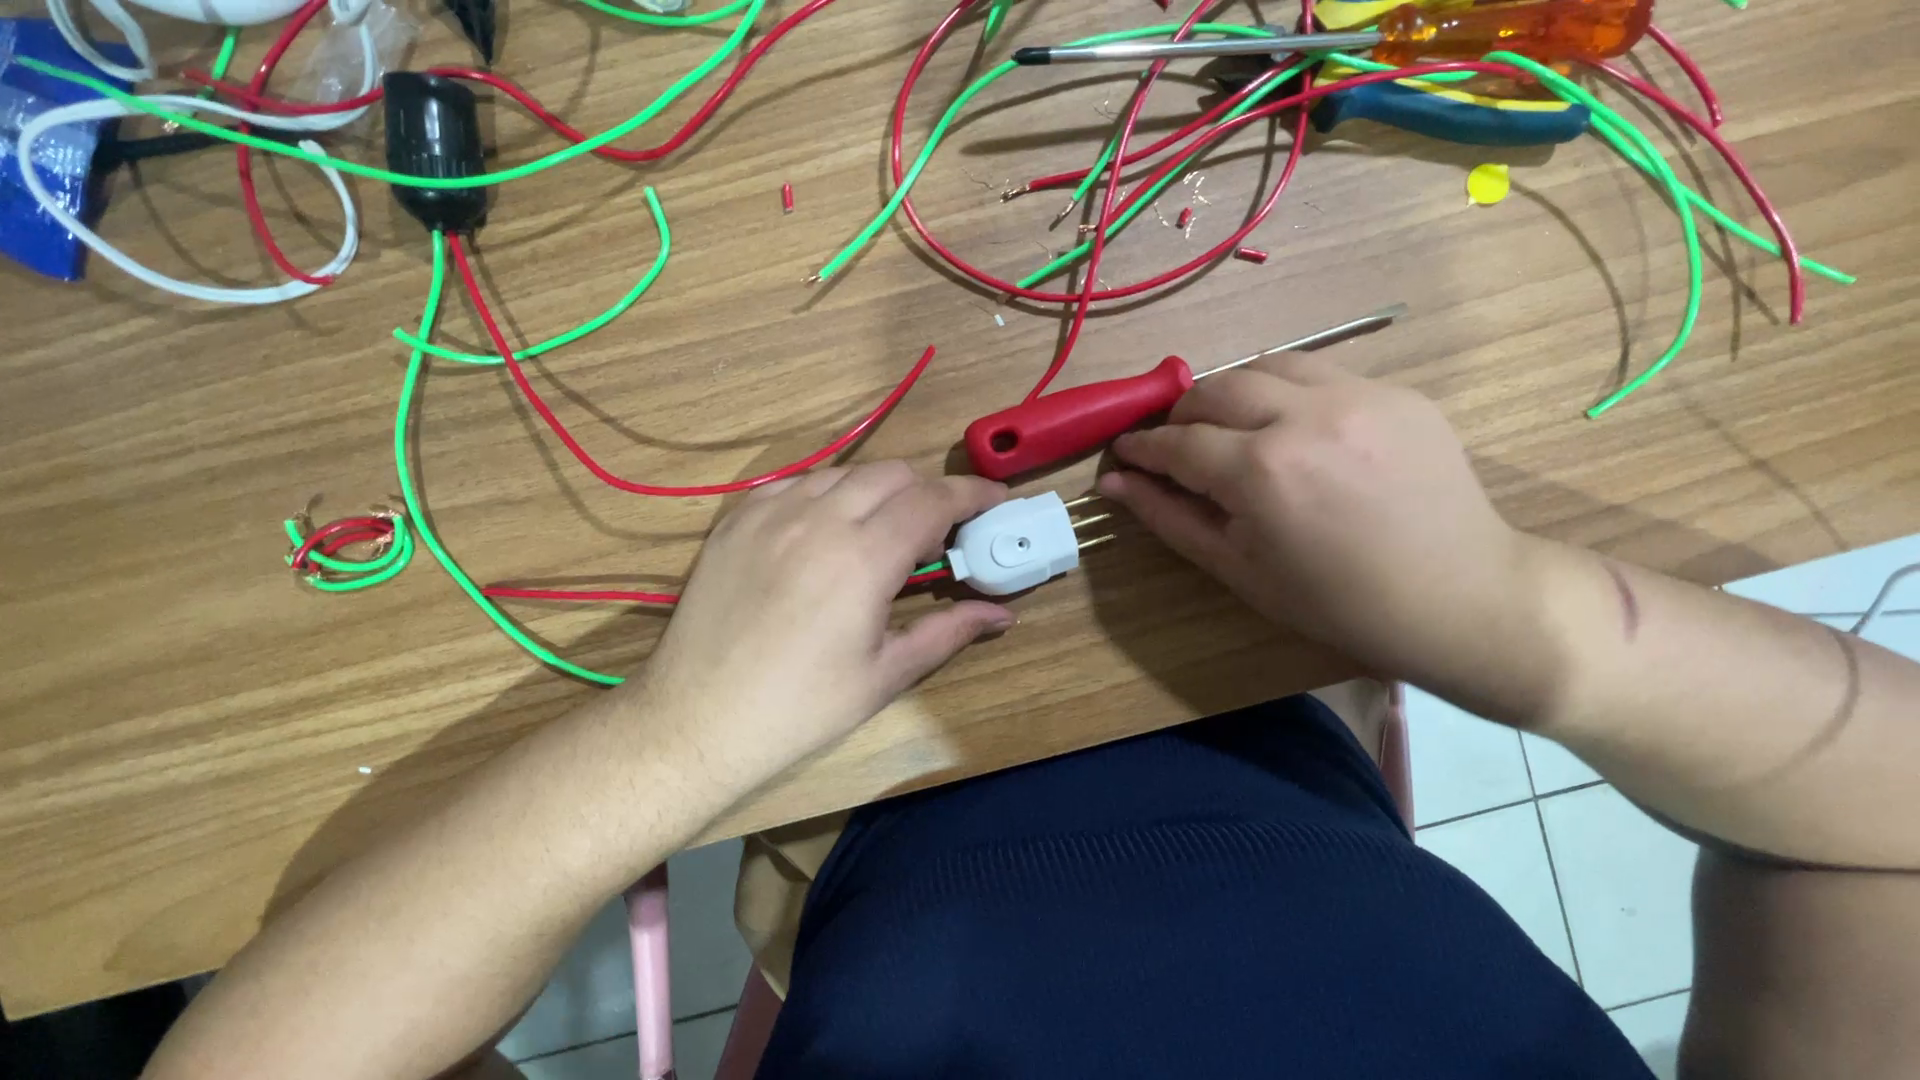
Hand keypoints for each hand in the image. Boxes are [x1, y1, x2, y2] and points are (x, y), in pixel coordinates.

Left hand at [631, 462, 1013, 791]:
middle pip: (893, 474)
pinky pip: (794, 483)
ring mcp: (771, 513)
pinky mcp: (736, 520)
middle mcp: (819, 518)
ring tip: (877, 534)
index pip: (934, 499)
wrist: (698, 718)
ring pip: (843, 474)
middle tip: (933, 535)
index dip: (973, 494)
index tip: (995, 501)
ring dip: (875, 492)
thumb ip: (948, 632)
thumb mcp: (884, 675)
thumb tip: (1003, 615)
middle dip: (926, 493)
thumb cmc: (802, 708)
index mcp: (864, 558)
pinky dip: (823, 495)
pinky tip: (822, 531)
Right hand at [1096, 354, 1532, 681]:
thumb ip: (1170, 517)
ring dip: (1234, 392)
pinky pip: (1320, 373)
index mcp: (1261, 470)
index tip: (1126, 452)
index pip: (1177, 441)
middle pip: (1215, 388)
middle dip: (1183, 414)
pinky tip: (1294, 428)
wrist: (1458, 595)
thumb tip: (1115, 481)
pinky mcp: (1396, 391)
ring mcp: (1357, 395)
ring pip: (1266, 365)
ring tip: (1233, 428)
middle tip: (1177, 443)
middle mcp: (1304, 415)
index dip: (1143, 447)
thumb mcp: (1239, 569)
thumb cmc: (1335, 601)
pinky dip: (1287, 392)